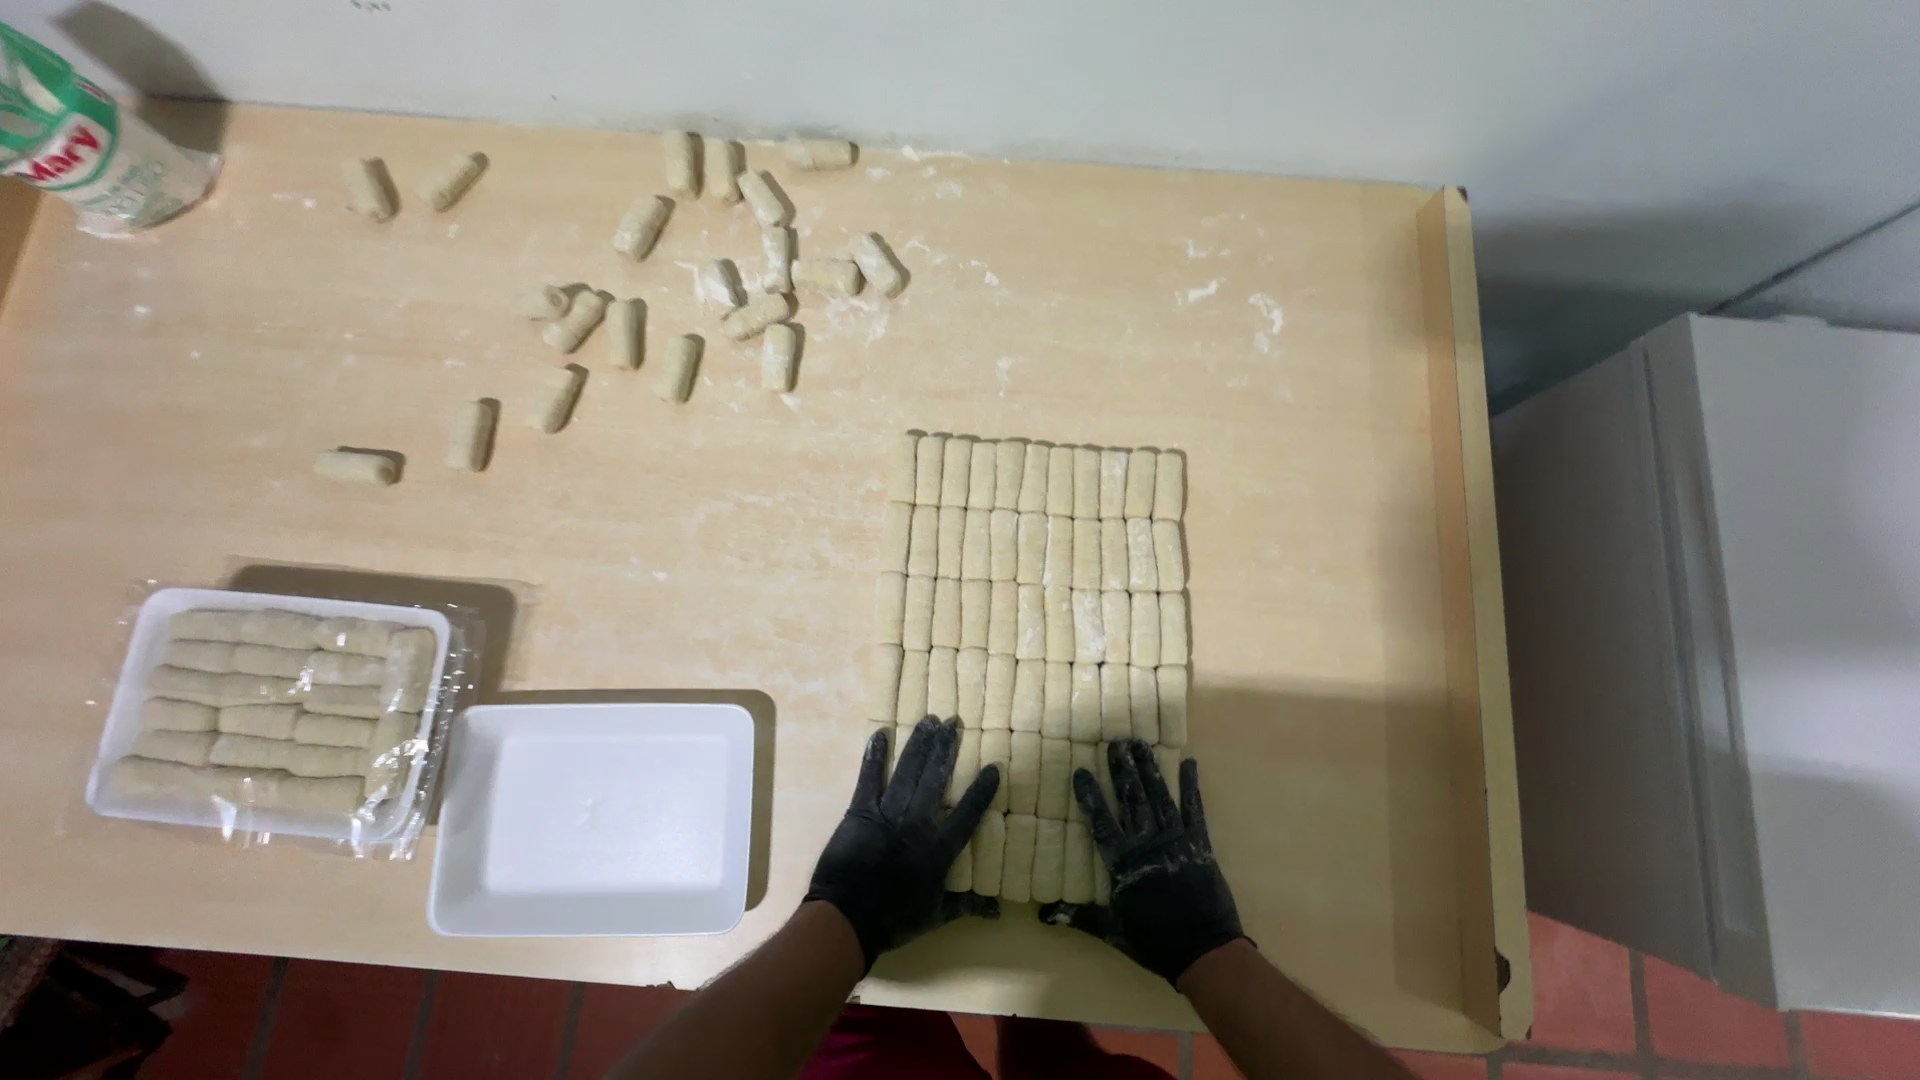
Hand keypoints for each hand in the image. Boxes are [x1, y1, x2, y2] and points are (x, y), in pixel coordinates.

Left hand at [804, 718, 1000, 970]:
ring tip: (928, 721)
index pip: (967, 813)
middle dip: (945, 748)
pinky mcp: (860, 810)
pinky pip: (869, 777)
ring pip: (907, 771)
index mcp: (939, 848)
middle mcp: (917, 823)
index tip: (994, 766)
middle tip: (953, 723)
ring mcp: (888, 813)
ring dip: (918, 744)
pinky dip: (874, 755)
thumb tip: (998, 911)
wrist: (848, 919)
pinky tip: (879, 734)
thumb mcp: (936, 916)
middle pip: (935, 778)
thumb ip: (967, 905)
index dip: (981, 790)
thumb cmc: (895, 919)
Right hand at [1040, 739, 1245, 983]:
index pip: (1102, 823)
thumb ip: (1079, 916)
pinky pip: (1195, 809)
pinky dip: (1191, 785)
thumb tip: (1043, 914)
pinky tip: (1189, 763)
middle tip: (1115, 742)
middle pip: (1132, 800)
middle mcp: (1148, 845)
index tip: (1080, 770)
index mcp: (1125, 864)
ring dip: (1149, 769)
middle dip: (1122, 770)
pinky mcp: (1200, 844)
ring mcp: (1176, 841)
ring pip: (1159, 797)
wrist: (1206, 953)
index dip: (1091, 796)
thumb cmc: (1155, 942)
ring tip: (1139, 744)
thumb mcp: (1112, 931)